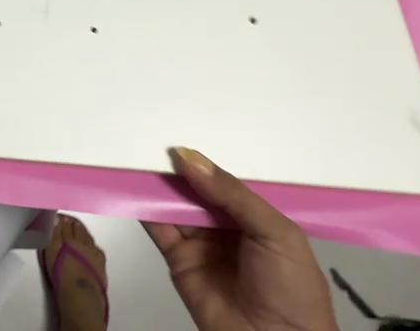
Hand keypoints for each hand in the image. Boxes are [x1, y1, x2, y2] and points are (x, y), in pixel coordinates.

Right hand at [143, 147, 337, 330]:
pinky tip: (129, 183)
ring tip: (133, 151)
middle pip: (197, 188)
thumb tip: (185, 155)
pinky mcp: (177, 259)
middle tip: (150, 132)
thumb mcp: (276, 233)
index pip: (227, 181)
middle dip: (177, 166)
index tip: (181, 130)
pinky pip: (157, 227)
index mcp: (257, 218)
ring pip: (174, 203)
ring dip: (156, 182)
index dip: (207, 160)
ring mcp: (201, 242)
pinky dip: (141, 206)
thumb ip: (231, 194)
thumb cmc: (290, 288)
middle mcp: (227, 226)